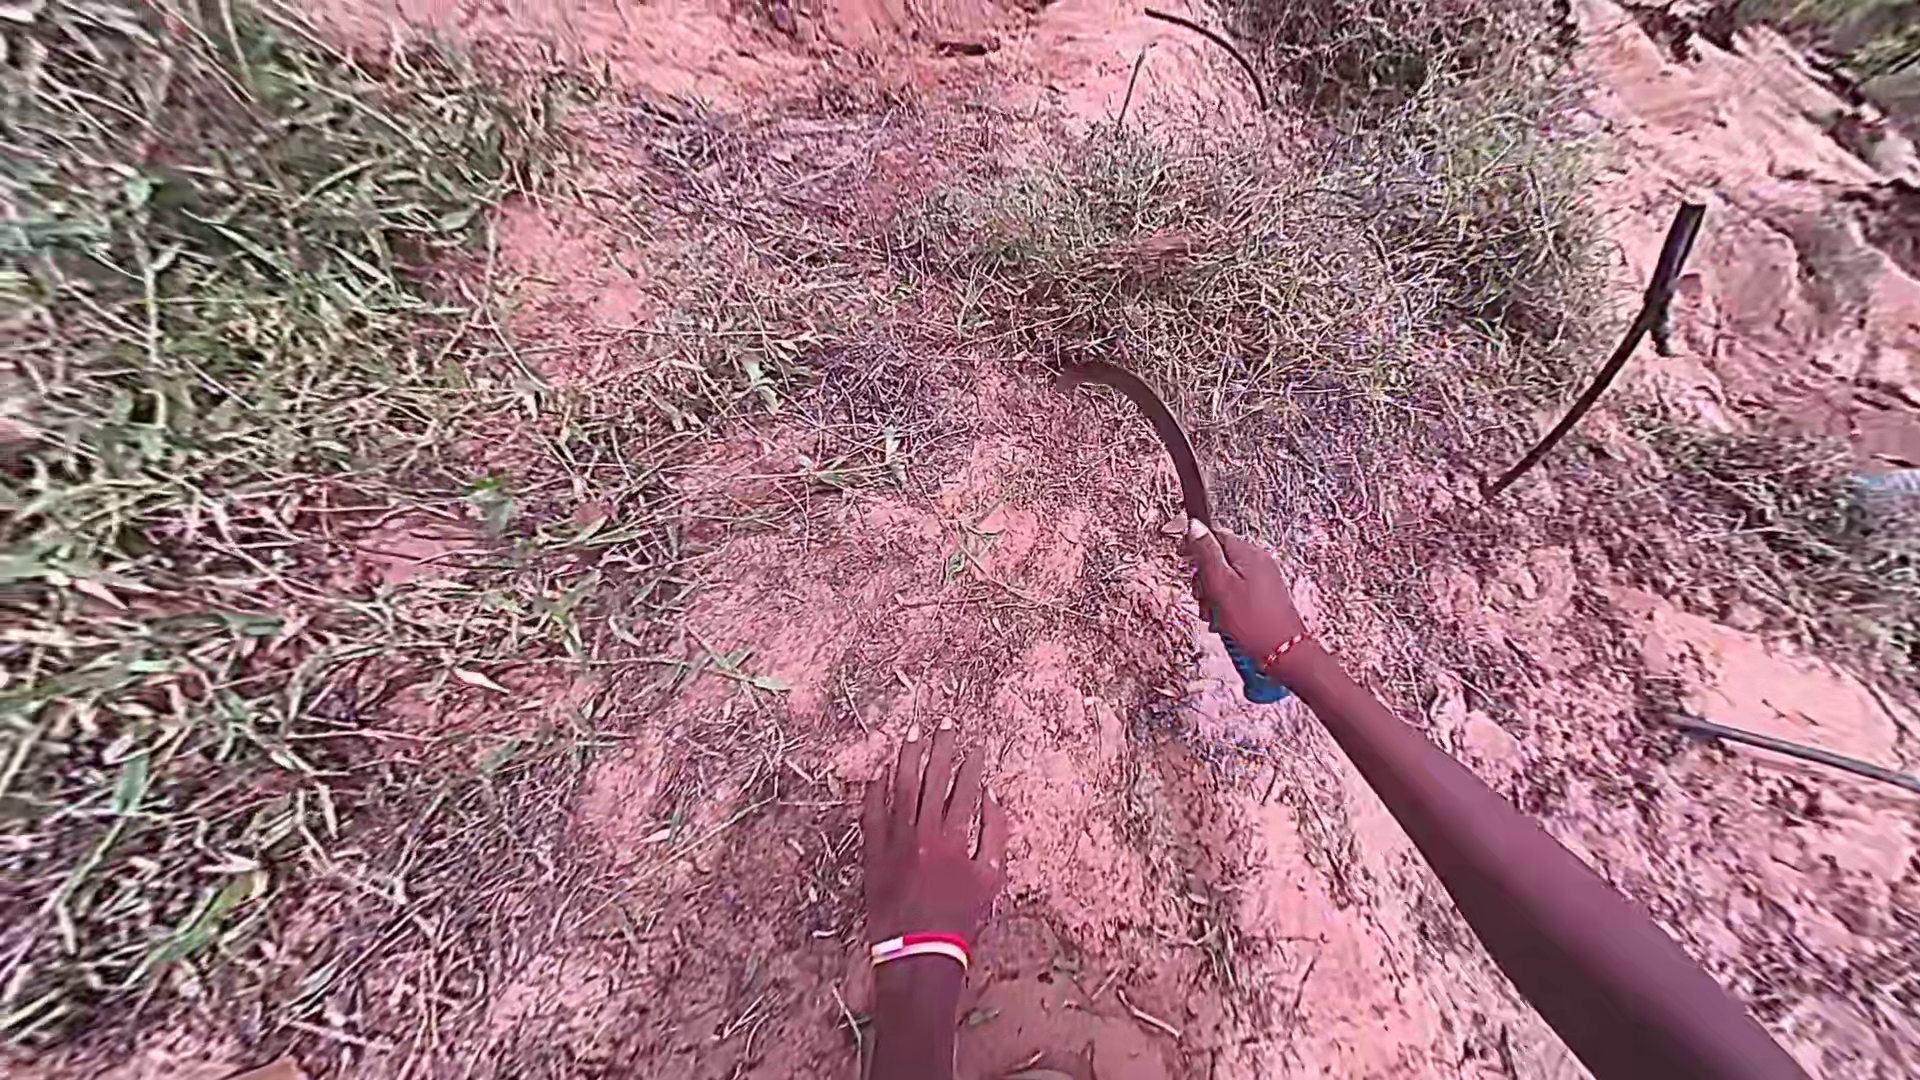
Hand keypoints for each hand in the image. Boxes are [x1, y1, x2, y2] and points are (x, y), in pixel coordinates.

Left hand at [862, 722, 1008, 944]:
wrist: (917, 952)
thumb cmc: (960, 917)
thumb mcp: (991, 878)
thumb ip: (995, 833)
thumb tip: (991, 794)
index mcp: (955, 837)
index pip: (965, 787)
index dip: (971, 763)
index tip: (975, 745)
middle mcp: (924, 831)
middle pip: (934, 778)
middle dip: (942, 747)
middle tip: (945, 724)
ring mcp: (896, 839)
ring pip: (901, 786)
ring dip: (909, 756)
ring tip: (914, 733)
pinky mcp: (874, 850)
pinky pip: (872, 811)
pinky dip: (876, 788)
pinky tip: (882, 769)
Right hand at [1184, 519, 1311, 681]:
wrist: (1282, 654)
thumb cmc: (1253, 622)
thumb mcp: (1220, 584)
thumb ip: (1206, 553)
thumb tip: (1195, 526)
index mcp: (1249, 554)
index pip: (1215, 535)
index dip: (1195, 547)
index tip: (1182, 559)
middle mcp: (1258, 562)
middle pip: (1218, 558)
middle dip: (1203, 578)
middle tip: (1202, 595)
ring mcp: (1262, 579)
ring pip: (1225, 577)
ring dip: (1212, 594)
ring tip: (1212, 612)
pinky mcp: (1263, 596)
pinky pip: (1235, 591)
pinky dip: (1224, 604)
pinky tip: (1222, 619)